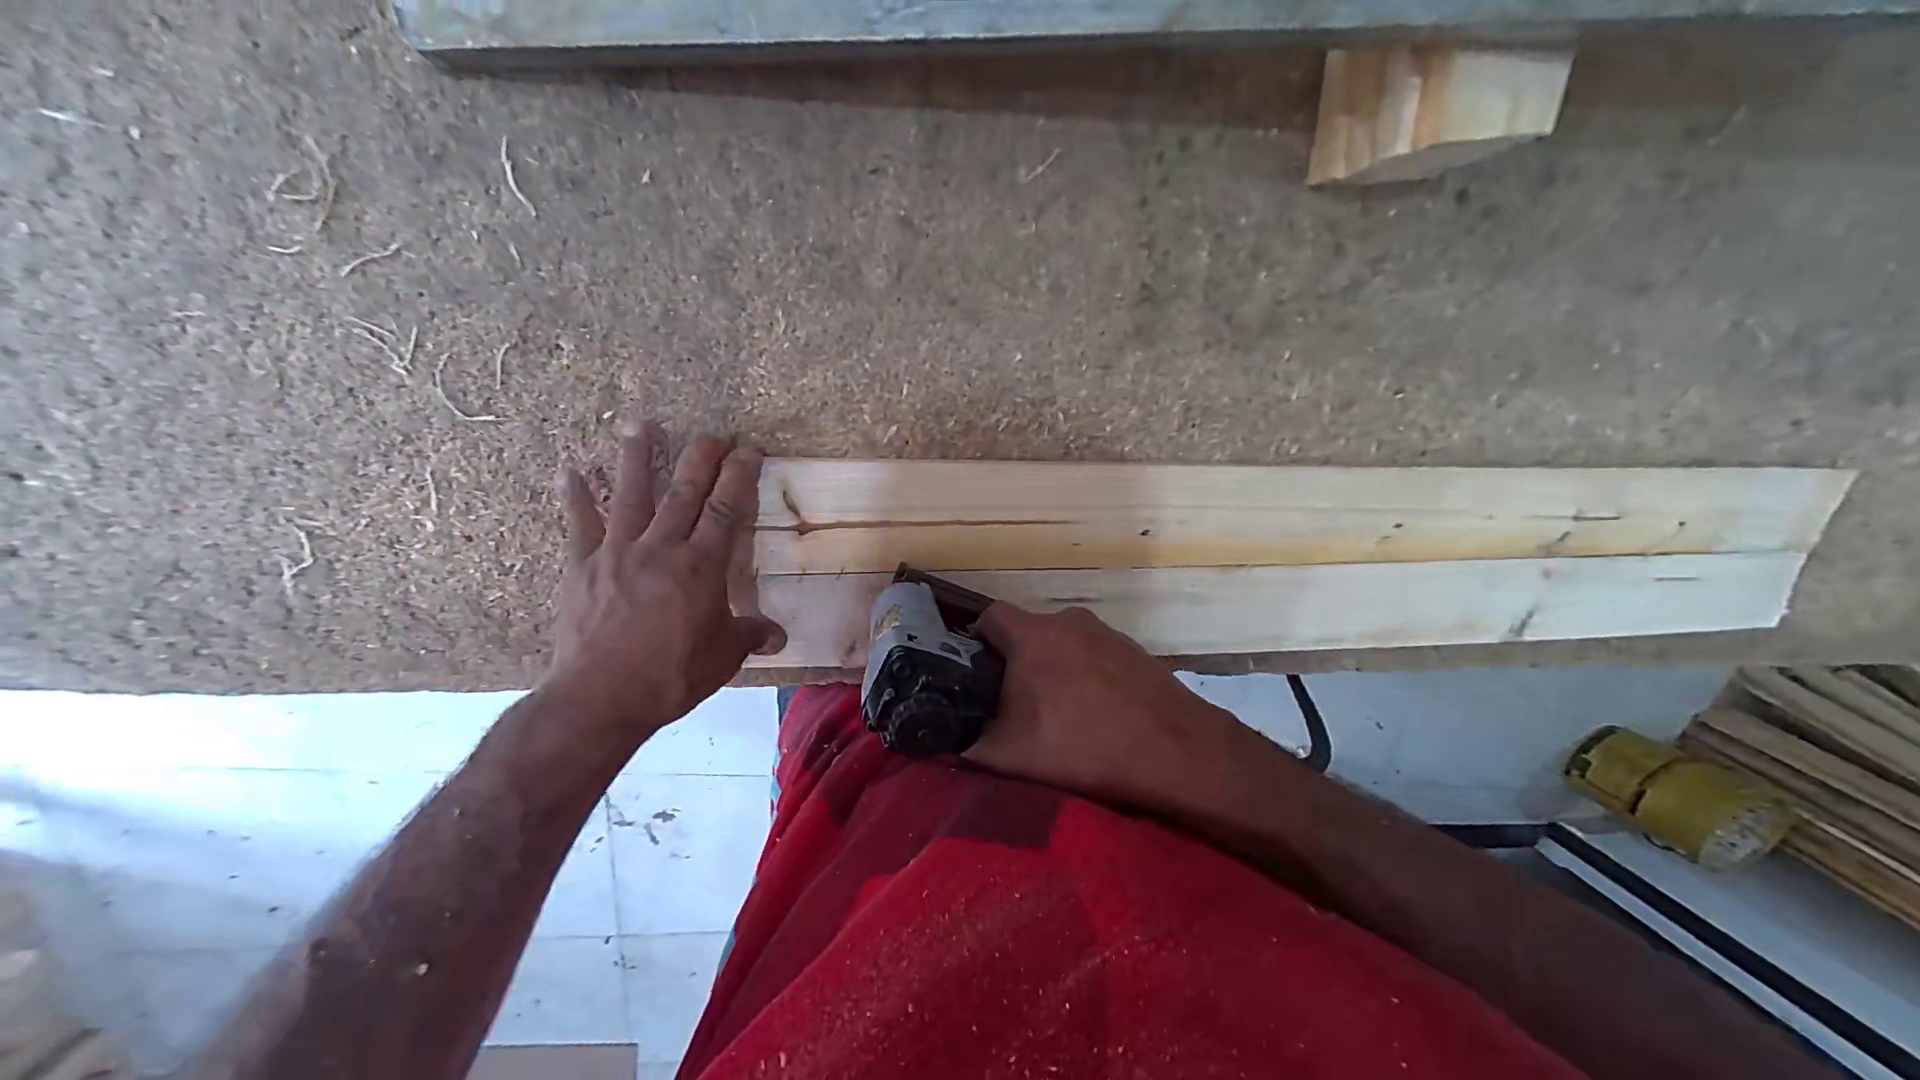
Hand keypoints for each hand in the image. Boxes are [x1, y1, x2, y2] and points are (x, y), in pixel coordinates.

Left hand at [540, 423, 785, 740]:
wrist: (601, 698)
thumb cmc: (672, 675)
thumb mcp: (724, 657)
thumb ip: (751, 635)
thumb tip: (778, 636)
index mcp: (701, 567)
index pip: (725, 509)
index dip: (738, 475)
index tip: (748, 449)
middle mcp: (661, 548)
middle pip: (684, 492)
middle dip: (701, 457)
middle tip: (712, 432)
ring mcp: (618, 553)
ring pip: (632, 495)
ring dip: (638, 458)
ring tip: (642, 425)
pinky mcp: (583, 567)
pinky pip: (579, 524)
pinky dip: (575, 496)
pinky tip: (570, 471)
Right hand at [964, 604, 1263, 814]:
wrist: (1179, 755)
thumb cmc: (1084, 748)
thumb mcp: (1009, 755)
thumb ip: (964, 742)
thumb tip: (936, 738)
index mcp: (1034, 636)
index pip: (988, 617)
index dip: (974, 642)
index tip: (974, 675)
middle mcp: (1070, 622)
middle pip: (1028, 634)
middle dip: (1016, 665)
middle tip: (1014, 707)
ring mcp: (1109, 634)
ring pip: (1064, 646)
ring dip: (1054, 672)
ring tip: (1060, 718)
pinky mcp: (1137, 652)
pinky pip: (1096, 657)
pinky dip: (1088, 678)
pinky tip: (1098, 717)